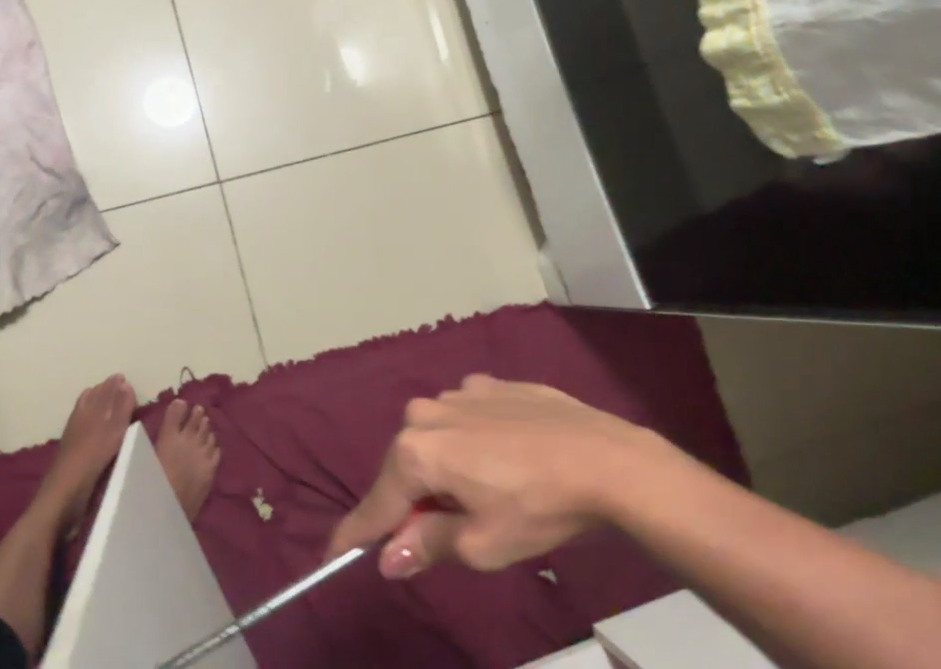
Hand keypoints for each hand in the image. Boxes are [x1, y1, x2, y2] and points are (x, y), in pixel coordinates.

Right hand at [327, 374, 694, 578]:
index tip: (331, 555)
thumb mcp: (481, 544)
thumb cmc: (539, 508)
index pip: (376, 504)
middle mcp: (427, 412)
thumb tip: (389, 557)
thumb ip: (426, 545)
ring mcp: (461, 391)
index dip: (355, 535)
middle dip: (414, 500)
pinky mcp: (493, 384)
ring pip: (437, 439)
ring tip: (487, 492)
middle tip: (442, 531)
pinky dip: (473, 442)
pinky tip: (508, 458)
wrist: (609, 460)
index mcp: (417, 451)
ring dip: (446, 468)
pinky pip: (467, 418)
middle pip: (406, 467)